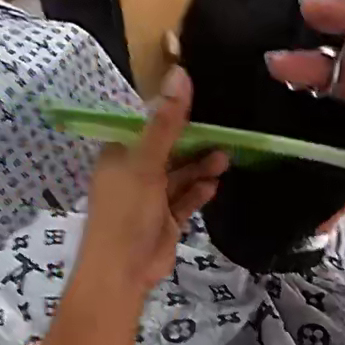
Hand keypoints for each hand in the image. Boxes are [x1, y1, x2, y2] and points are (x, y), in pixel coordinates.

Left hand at [78, 68, 228, 296]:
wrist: (122, 271)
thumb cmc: (126, 211)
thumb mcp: (146, 162)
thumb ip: (165, 122)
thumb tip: (181, 73)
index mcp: (120, 154)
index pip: (147, 124)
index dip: (171, 112)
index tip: (200, 99)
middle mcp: (133, 172)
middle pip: (168, 149)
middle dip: (194, 142)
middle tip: (224, 132)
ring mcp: (150, 198)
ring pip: (180, 175)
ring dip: (200, 167)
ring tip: (225, 159)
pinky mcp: (165, 219)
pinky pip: (185, 199)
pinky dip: (198, 191)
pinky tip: (214, 185)